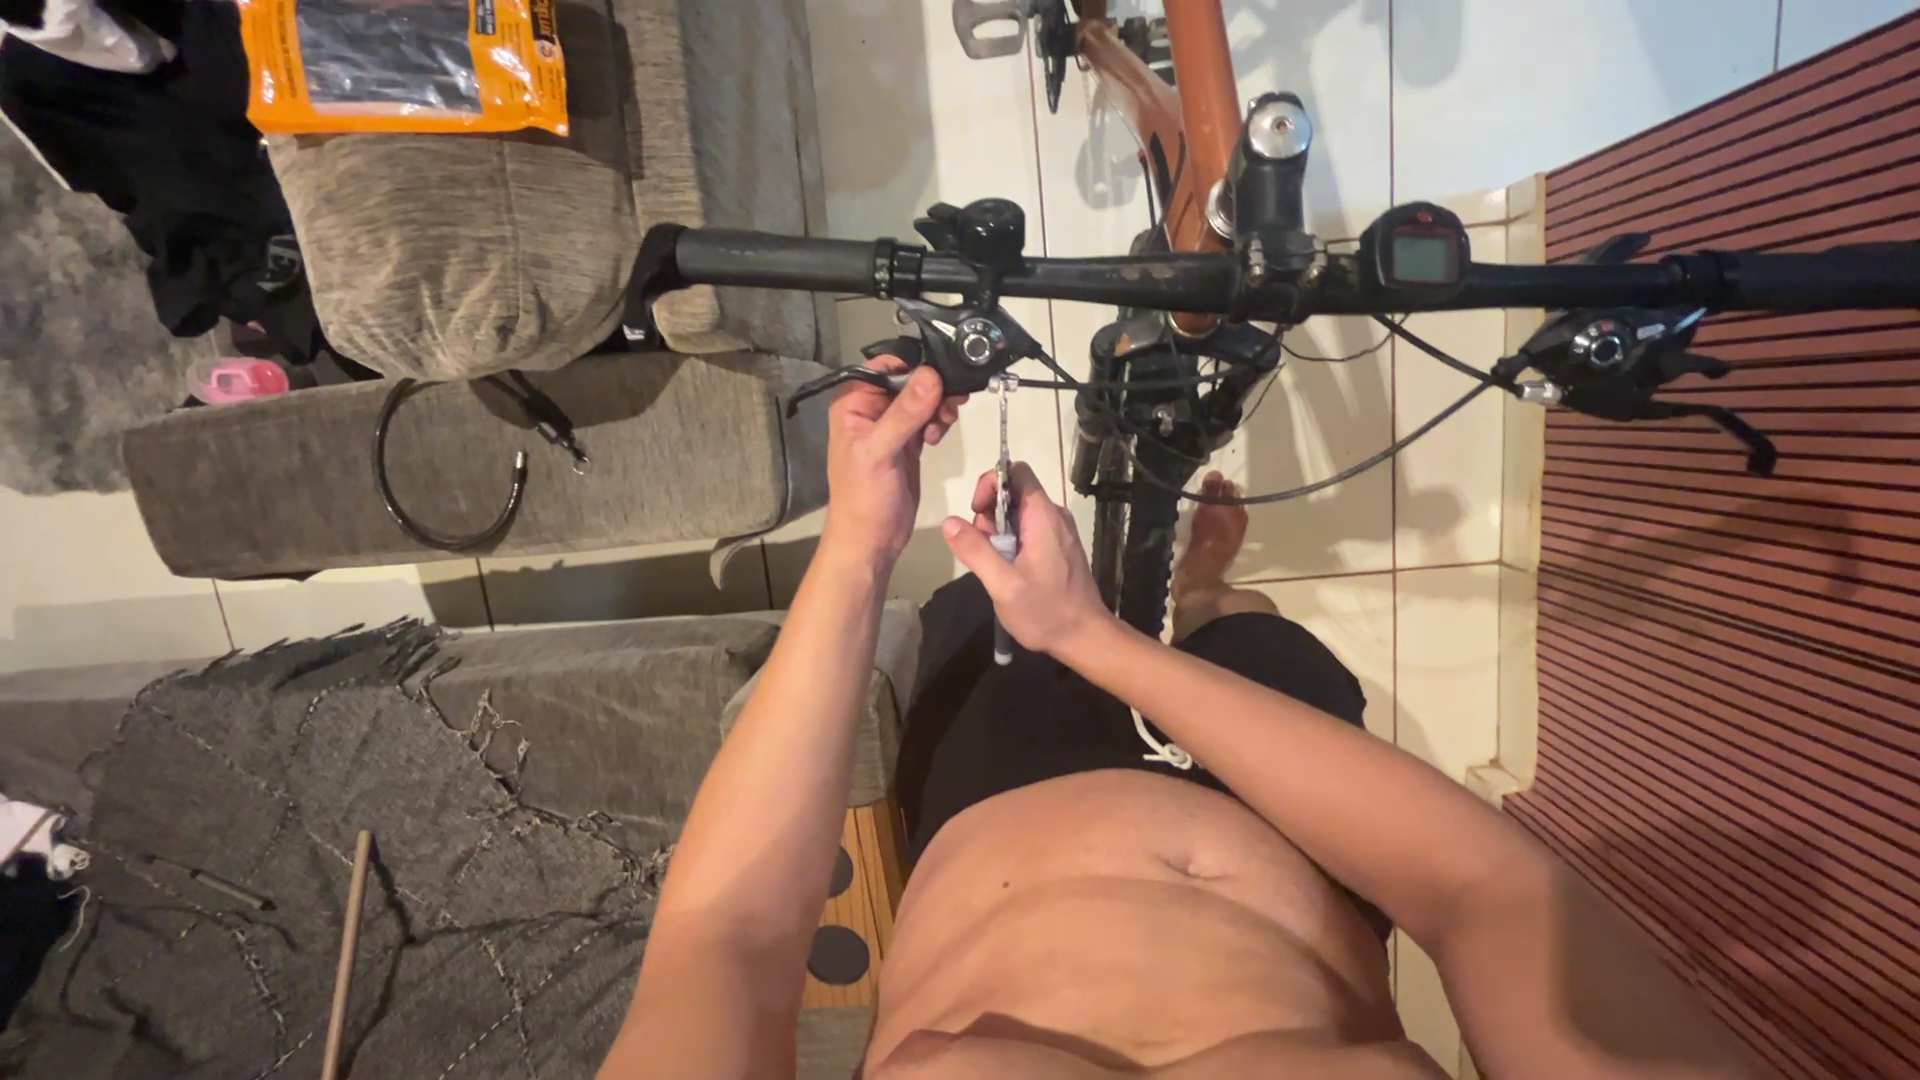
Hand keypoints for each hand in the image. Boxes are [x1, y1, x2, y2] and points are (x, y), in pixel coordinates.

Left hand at [822, 358, 966, 563]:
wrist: (871, 540)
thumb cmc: (864, 497)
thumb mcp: (879, 452)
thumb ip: (905, 413)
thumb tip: (932, 375)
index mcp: (854, 403)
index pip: (886, 367)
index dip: (915, 368)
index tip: (942, 376)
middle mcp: (871, 410)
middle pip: (910, 382)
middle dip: (933, 389)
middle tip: (952, 403)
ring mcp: (891, 427)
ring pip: (923, 400)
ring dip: (939, 406)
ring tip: (944, 424)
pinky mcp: (908, 444)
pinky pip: (928, 420)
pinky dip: (939, 422)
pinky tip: (939, 436)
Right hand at [942, 462, 1112, 653]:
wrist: (1085, 637)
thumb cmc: (1046, 611)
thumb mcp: (1003, 585)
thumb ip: (976, 551)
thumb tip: (949, 522)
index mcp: (1043, 516)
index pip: (1016, 472)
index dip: (991, 484)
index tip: (978, 513)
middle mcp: (1054, 516)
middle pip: (1014, 493)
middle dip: (990, 514)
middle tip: (985, 549)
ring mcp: (1059, 532)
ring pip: (1019, 514)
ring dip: (999, 532)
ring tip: (997, 566)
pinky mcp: (1059, 547)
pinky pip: (1029, 530)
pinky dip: (1013, 542)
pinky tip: (1010, 570)